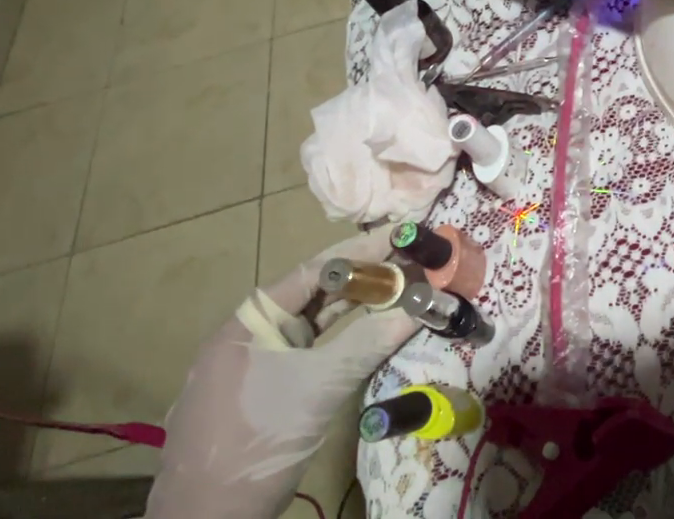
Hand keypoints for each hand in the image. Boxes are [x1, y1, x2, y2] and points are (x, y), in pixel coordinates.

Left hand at [146, 229, 419, 518]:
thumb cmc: (258, 440)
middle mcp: (251, 332)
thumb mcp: (320, 387)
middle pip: (316, 293)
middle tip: (413, 262)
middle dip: (366, 278)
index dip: (363, 250)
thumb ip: (370, 340)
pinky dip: (343, 339)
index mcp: (252, 320)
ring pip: (315, 322)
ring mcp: (256, 363)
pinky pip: (310, 350)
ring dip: (358, 308)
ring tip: (402, 289)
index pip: (316, 269)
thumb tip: (422, 304)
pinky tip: (373, 332)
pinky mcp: (265, 390)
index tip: (404, 234)